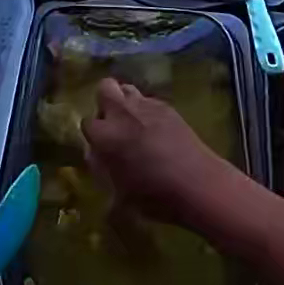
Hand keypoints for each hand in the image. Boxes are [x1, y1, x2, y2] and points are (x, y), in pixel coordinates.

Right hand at [80, 78, 238, 221]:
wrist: (196, 183)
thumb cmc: (155, 196)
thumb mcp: (121, 195)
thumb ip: (104, 171)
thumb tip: (97, 157)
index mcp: (105, 136)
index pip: (87, 123)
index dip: (93, 134)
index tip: (101, 146)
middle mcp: (121, 113)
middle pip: (104, 88)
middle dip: (105, 102)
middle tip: (113, 123)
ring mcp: (145, 105)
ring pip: (127, 89)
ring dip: (126, 102)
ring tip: (134, 122)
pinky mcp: (165, 105)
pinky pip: (148, 100)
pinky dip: (147, 110)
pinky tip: (156, 129)